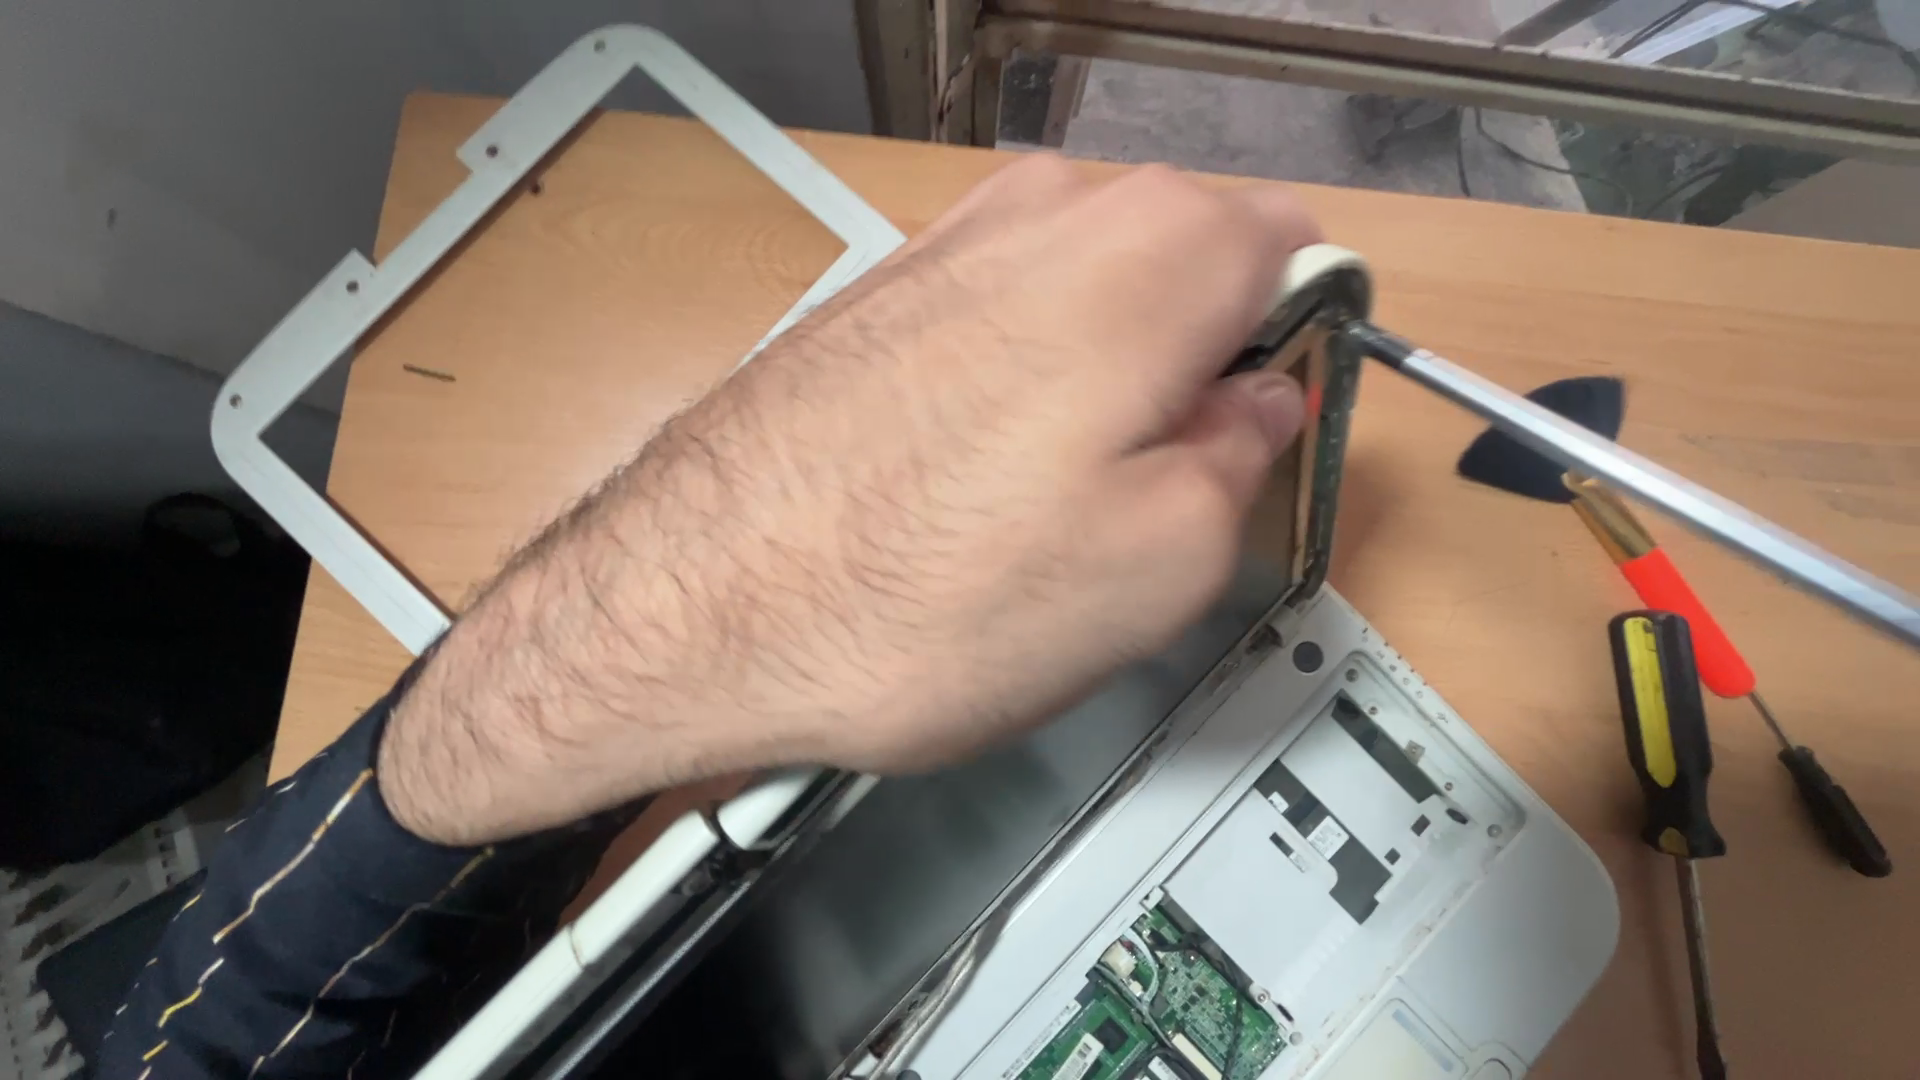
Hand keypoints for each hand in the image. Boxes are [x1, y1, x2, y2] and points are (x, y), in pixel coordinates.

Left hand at [379, 157, 1318, 844]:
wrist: (684, 614)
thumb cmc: (926, 603)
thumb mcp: (1158, 565)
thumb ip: (1245, 459)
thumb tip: (1253, 402)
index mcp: (1148, 253)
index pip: (1295, 254)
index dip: (1294, 352)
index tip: (1250, 439)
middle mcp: (1041, 212)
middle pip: (1186, 277)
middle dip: (1191, 376)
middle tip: (1146, 494)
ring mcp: (944, 245)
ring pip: (1088, 305)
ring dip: (1098, 393)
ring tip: (1044, 503)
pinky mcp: (875, 299)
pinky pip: (998, 330)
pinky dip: (1015, 394)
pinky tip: (969, 480)